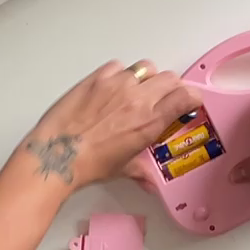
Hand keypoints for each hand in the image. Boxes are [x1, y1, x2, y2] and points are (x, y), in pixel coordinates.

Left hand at [16, 61, 200, 193]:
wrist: (58, 154)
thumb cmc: (89, 164)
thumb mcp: (123, 169)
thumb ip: (142, 171)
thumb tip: (149, 183)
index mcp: (151, 122)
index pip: (185, 96)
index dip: (191, 96)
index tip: (188, 101)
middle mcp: (139, 99)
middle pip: (170, 77)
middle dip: (170, 87)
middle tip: (162, 97)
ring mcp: (118, 85)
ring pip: (145, 67)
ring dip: (145, 78)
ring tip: (134, 91)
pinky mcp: (97, 78)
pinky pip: (118, 66)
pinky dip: (119, 74)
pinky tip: (111, 88)